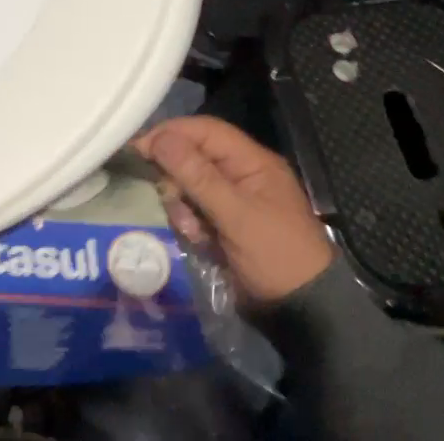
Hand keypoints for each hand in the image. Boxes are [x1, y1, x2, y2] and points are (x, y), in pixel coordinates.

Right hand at [133, 117, 335, 304]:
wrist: (303, 311)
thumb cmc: (276, 256)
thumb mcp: (237, 215)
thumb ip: (198, 175)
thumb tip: (160, 139)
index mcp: (252, 162)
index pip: (204, 131)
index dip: (171, 134)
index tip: (140, 150)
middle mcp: (240, 174)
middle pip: (192, 156)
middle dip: (174, 175)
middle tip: (165, 197)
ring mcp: (231, 200)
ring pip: (187, 184)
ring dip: (180, 203)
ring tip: (188, 227)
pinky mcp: (221, 223)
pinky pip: (192, 209)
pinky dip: (187, 220)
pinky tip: (194, 238)